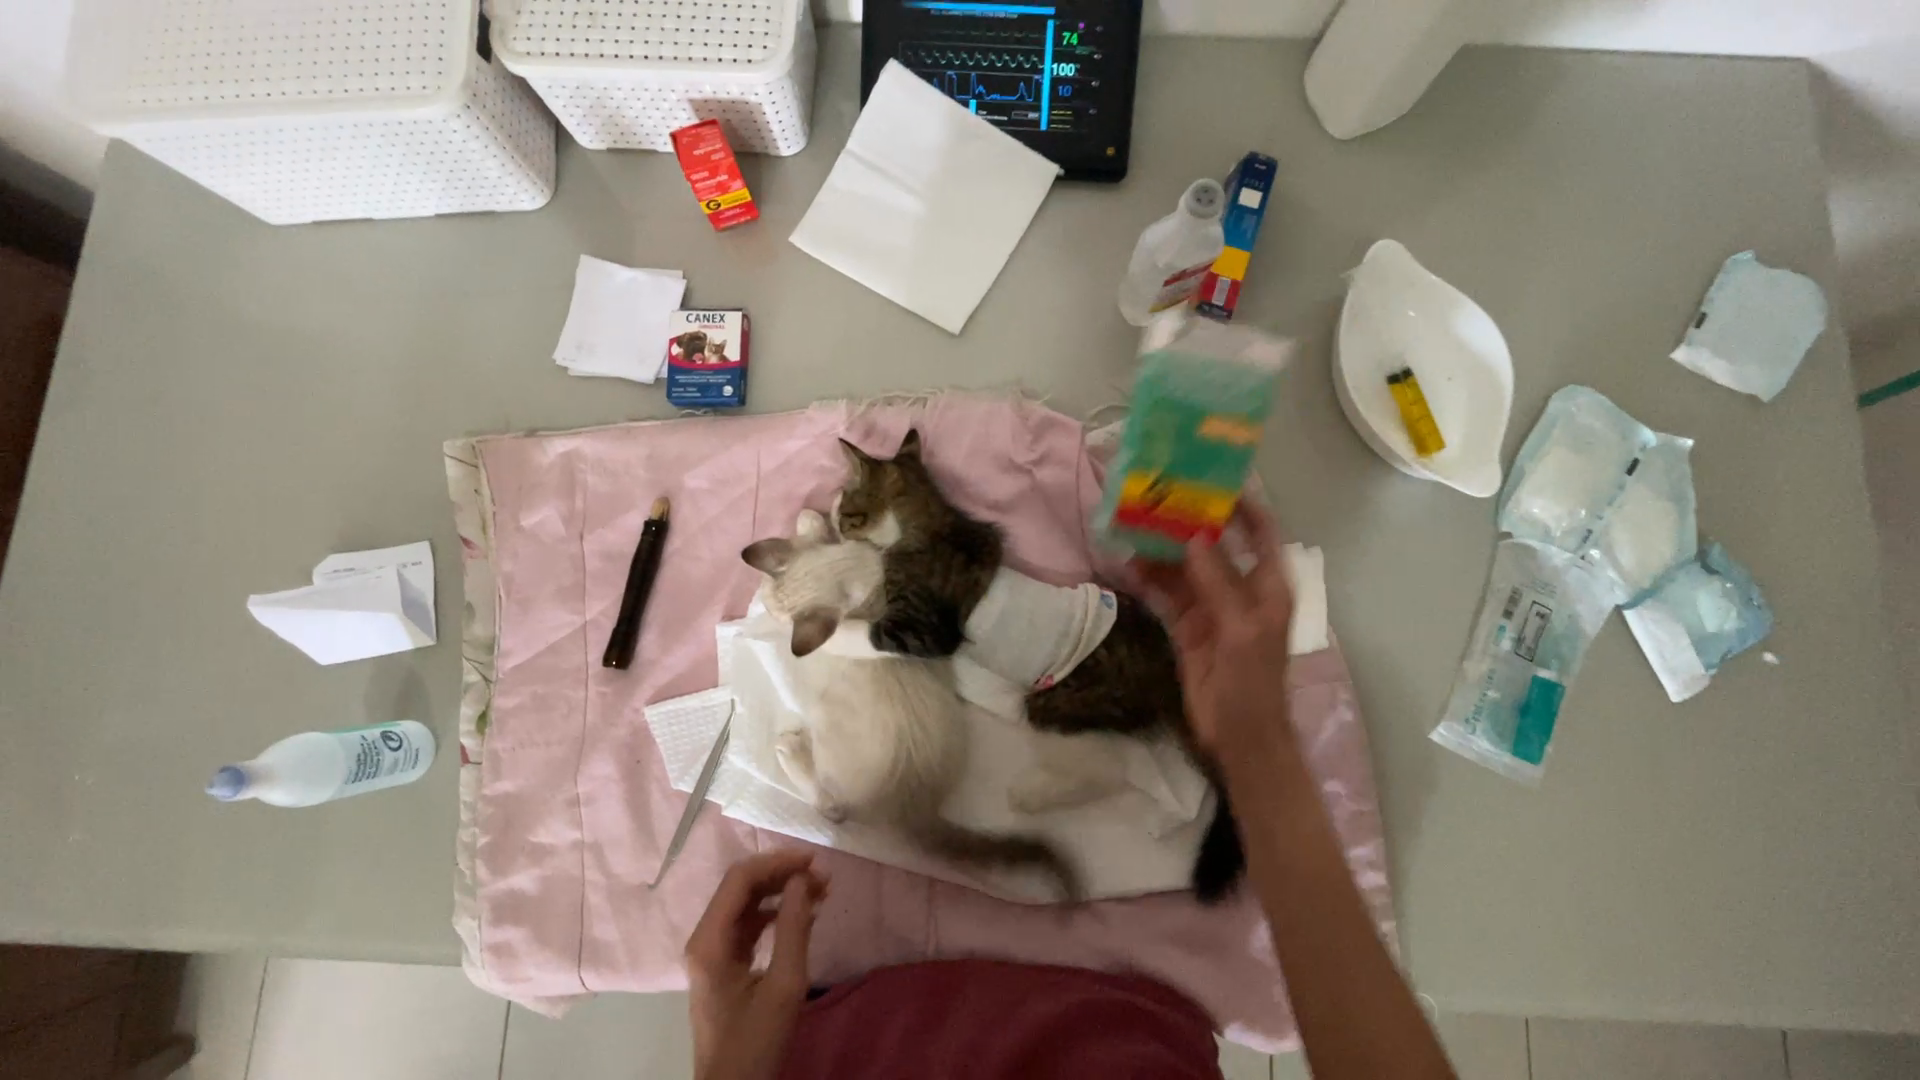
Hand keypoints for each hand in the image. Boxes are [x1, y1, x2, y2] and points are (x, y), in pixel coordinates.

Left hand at [686, 850, 828, 1079]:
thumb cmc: (756, 1043)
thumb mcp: (784, 986)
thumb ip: (794, 928)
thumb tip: (804, 879)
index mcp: (710, 941)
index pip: (740, 879)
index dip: (777, 863)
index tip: (814, 862)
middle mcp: (704, 938)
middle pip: (741, 886)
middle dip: (782, 875)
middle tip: (823, 876)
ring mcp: (711, 952)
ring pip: (746, 903)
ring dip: (781, 892)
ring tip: (820, 891)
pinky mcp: (722, 964)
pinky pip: (748, 924)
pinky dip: (775, 913)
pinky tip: (803, 914)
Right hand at [1135, 504, 1295, 760]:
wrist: (1238, 736)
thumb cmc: (1253, 681)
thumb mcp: (1239, 628)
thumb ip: (1216, 581)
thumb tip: (1192, 535)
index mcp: (1267, 585)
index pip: (1259, 531)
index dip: (1241, 504)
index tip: (1211, 479)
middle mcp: (1239, 589)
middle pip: (1214, 545)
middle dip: (1188, 522)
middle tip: (1157, 497)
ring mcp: (1211, 607)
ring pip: (1184, 567)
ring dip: (1162, 549)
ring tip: (1133, 525)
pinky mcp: (1187, 626)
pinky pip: (1167, 593)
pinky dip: (1149, 578)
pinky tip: (1127, 564)